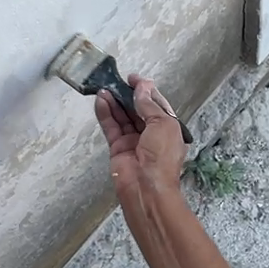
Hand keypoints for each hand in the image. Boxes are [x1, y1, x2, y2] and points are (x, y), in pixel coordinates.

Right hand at [93, 75, 185, 205]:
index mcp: (168, 128)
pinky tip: (100, 100)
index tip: (135, 79)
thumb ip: (149, 105)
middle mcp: (151, 134)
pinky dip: (105, 113)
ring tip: (105, 87)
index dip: (146, 90)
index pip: (156, 104)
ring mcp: (133, 141)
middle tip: (117, 80)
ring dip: (114, 102)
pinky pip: (111, 127)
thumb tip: (142, 88)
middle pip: (137, 109)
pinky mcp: (118, 147)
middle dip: (128, 94)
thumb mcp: (163, 124)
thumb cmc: (162, 157)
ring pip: (122, 116)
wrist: (147, 188)